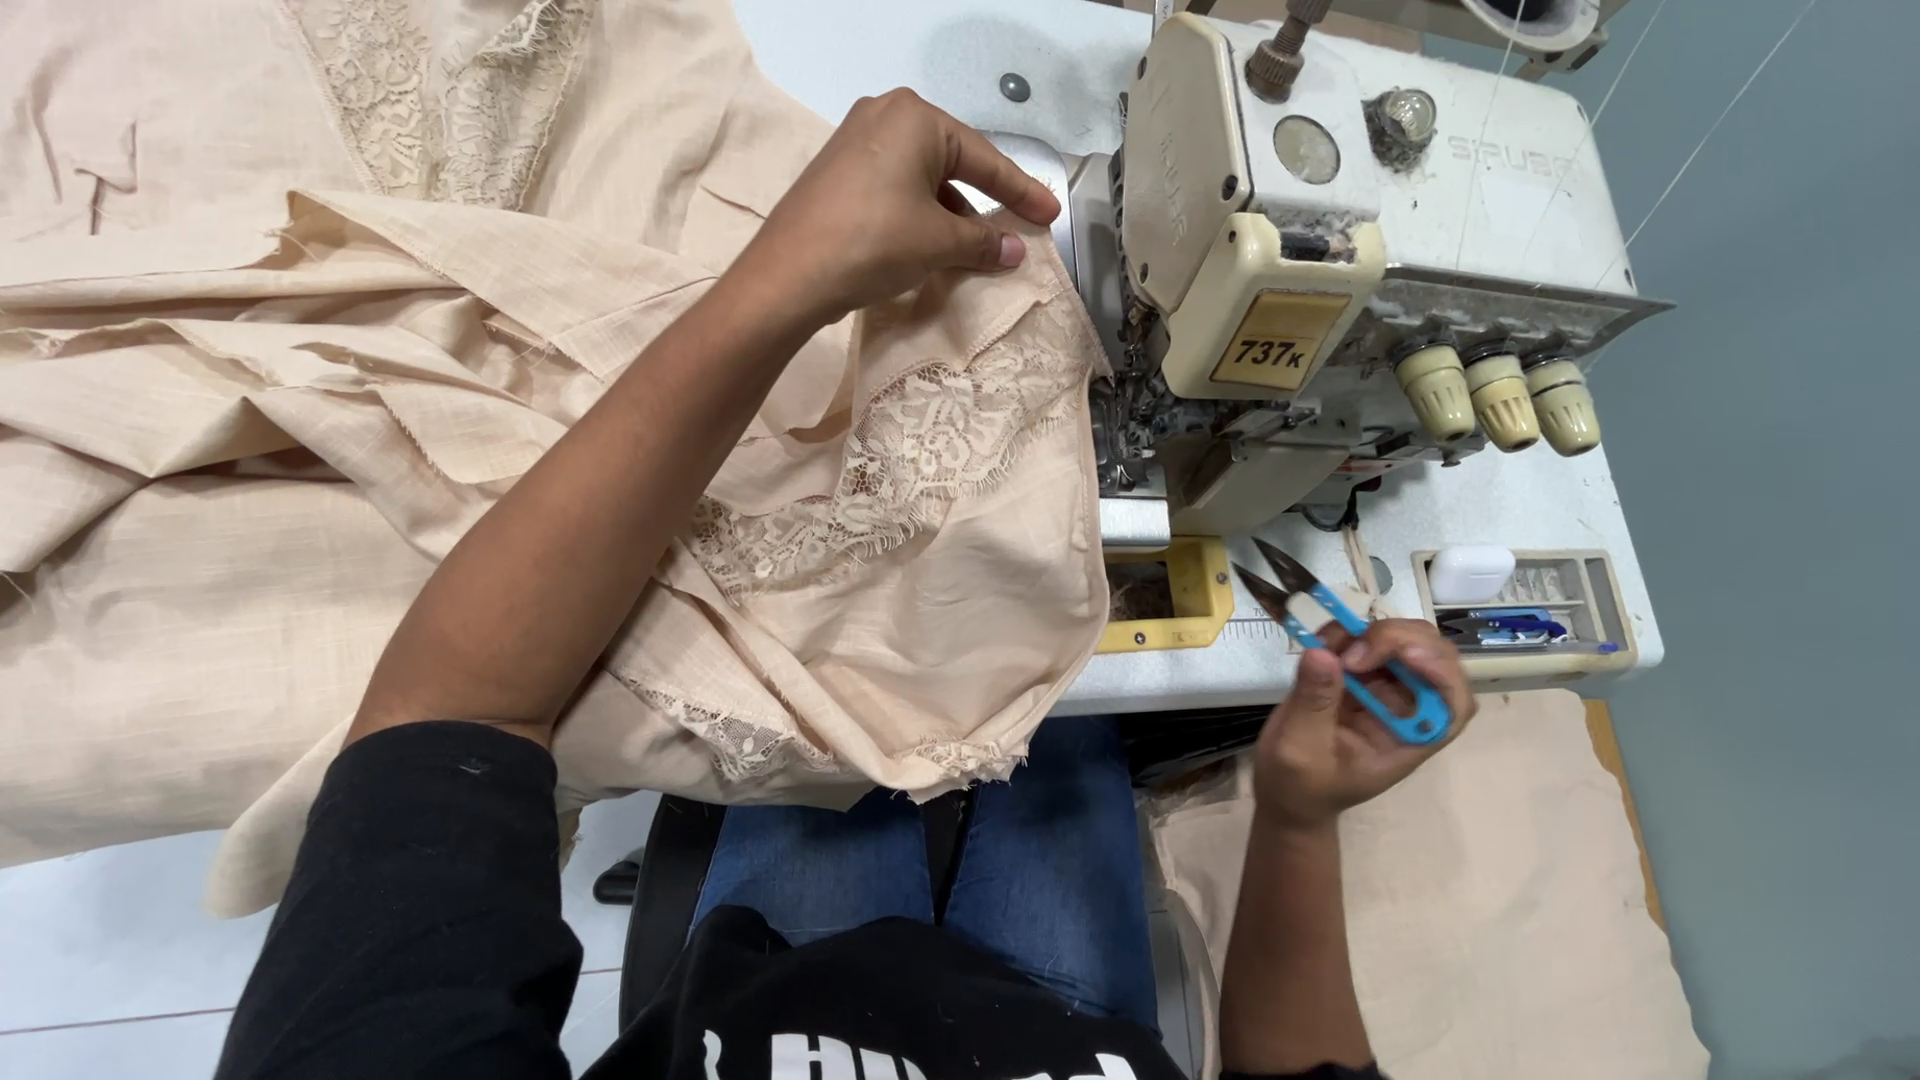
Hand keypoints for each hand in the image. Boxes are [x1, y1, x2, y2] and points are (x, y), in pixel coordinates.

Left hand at [728, 88, 1061, 326]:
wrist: (789, 275)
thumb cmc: (873, 244)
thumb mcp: (938, 243)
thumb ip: (984, 243)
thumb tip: (1017, 251)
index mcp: (915, 118)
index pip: (984, 159)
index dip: (1021, 192)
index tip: (1049, 215)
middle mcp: (884, 116)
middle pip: (953, 163)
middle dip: (984, 202)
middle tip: (1016, 229)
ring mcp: (855, 142)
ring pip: (922, 179)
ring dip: (951, 215)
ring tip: (972, 249)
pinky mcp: (838, 173)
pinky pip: (895, 189)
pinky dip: (919, 215)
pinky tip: (929, 244)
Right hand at [1252, 619, 1476, 831]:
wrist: (1286, 792)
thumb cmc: (1302, 784)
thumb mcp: (1301, 749)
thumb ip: (1314, 703)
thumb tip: (1323, 653)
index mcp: (1411, 738)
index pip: (1451, 701)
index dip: (1440, 671)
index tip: (1405, 654)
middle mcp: (1408, 708)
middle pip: (1432, 657)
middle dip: (1397, 640)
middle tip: (1351, 650)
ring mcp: (1384, 688)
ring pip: (1402, 640)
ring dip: (1368, 633)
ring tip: (1326, 647)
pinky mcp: (1357, 675)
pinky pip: (1364, 640)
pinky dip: (1344, 632)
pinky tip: (1320, 644)